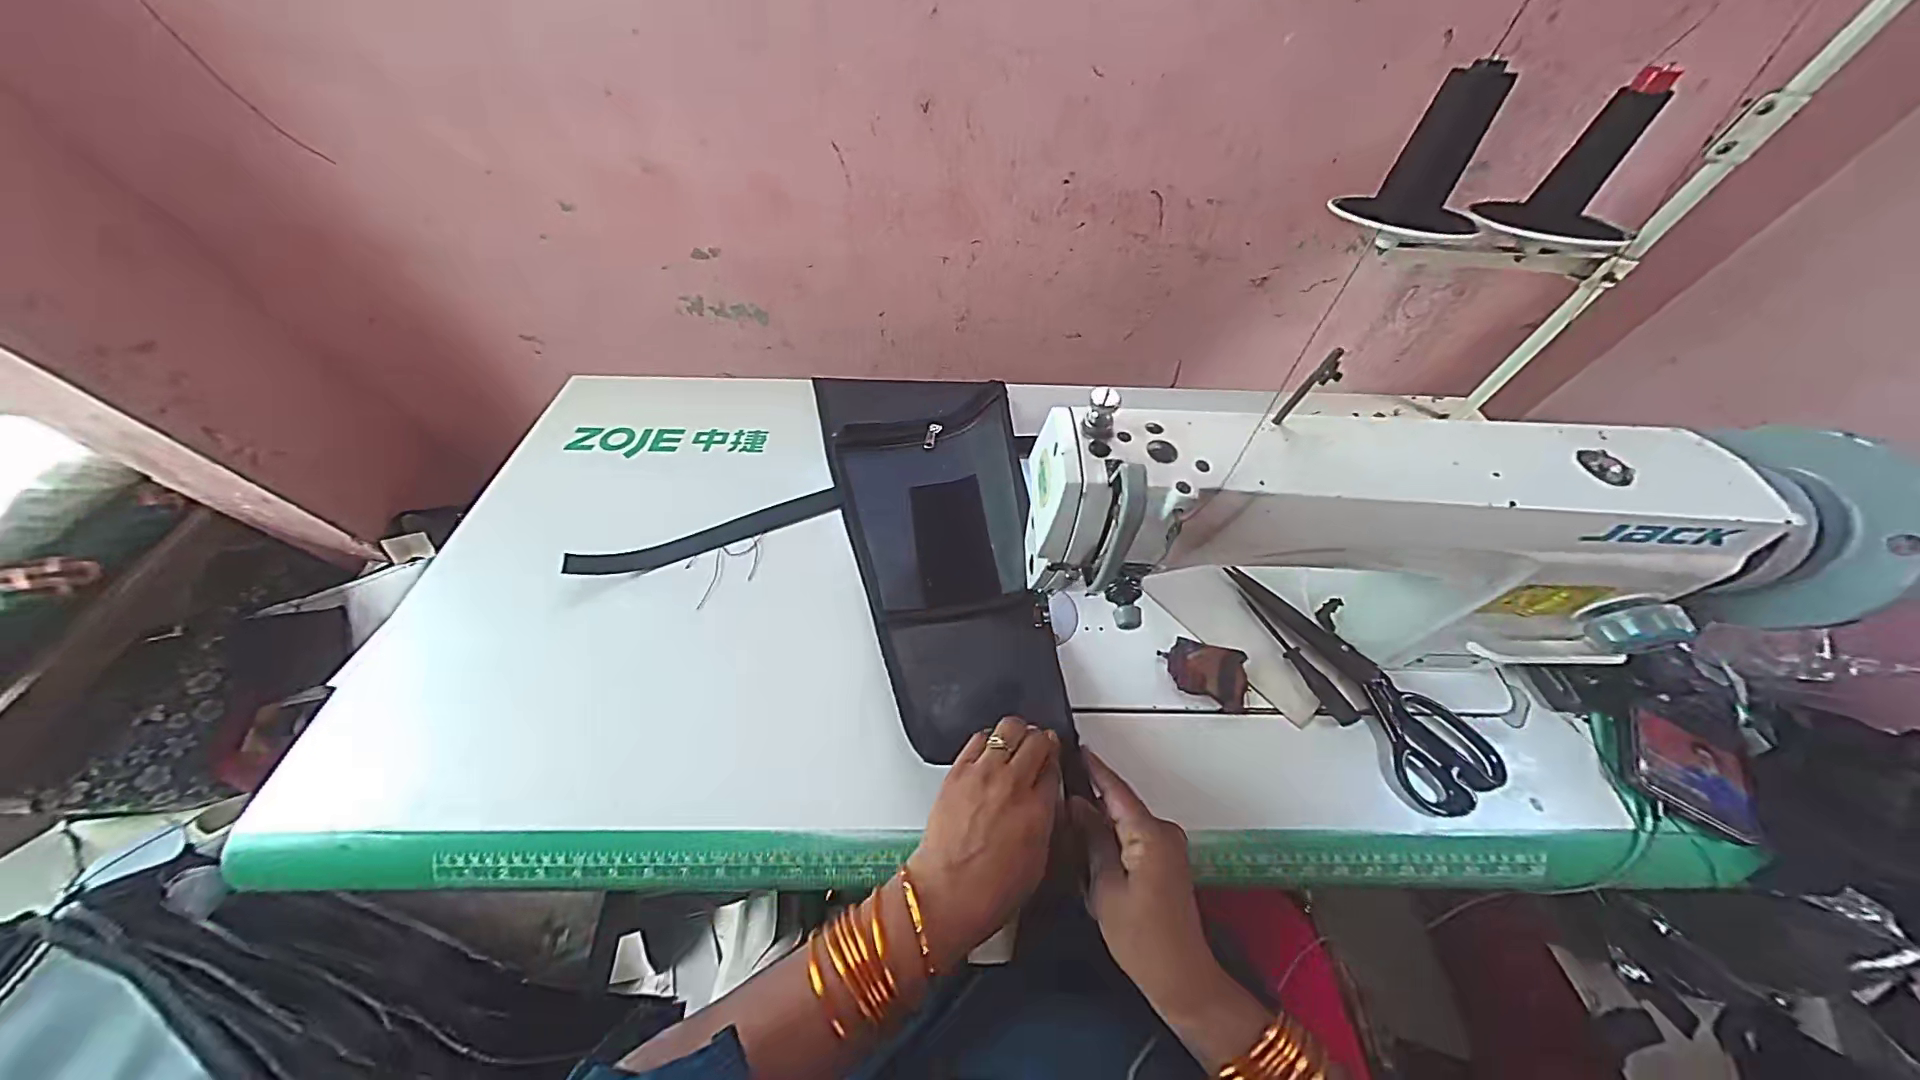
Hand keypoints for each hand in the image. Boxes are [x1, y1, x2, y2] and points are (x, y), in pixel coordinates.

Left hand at [907, 716, 1059, 966]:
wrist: (947, 893)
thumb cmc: (990, 890)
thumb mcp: (1039, 861)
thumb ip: (1046, 821)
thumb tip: (1047, 802)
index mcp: (1038, 809)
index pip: (1055, 765)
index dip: (1055, 760)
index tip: (1053, 761)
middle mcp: (1013, 784)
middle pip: (1036, 739)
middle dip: (1041, 741)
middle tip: (1038, 746)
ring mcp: (983, 774)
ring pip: (1009, 728)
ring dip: (1016, 734)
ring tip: (1015, 742)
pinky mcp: (957, 772)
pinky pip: (978, 739)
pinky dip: (987, 740)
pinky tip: (989, 750)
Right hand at [1073, 752, 1228, 1018]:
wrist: (1181, 977)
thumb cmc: (1142, 939)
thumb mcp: (1104, 886)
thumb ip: (1090, 839)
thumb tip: (1077, 805)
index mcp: (1149, 834)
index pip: (1115, 790)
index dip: (1095, 768)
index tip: (1078, 748)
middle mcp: (1163, 833)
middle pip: (1119, 805)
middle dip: (1091, 798)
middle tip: (1059, 789)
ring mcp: (1167, 847)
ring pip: (1124, 822)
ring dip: (1099, 820)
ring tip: (1067, 818)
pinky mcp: (1166, 861)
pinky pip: (1133, 836)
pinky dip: (1111, 836)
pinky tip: (1089, 844)